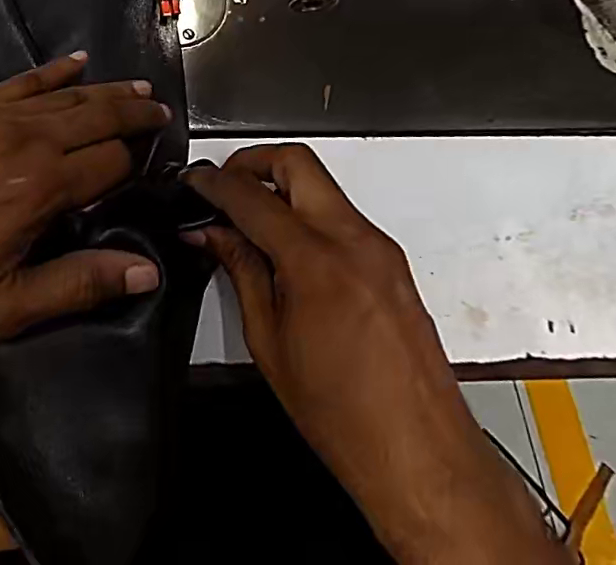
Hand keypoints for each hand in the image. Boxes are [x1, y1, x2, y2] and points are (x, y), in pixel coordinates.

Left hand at [0, 51, 170, 339]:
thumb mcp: (2, 306)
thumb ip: (78, 284)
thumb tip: (144, 272)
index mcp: (40, 188)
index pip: (111, 164)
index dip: (137, 163)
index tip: (152, 164)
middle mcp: (25, 142)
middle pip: (98, 118)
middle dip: (134, 116)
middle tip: (159, 113)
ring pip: (68, 96)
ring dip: (106, 92)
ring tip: (136, 90)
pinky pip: (22, 82)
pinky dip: (54, 72)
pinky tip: (75, 63)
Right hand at [186, 145, 564, 564]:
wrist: (418, 454)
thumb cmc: (350, 417)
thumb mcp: (269, 341)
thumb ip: (241, 270)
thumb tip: (215, 236)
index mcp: (317, 263)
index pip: (253, 196)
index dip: (214, 182)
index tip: (197, 182)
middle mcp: (356, 243)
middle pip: (297, 161)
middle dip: (252, 161)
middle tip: (224, 184)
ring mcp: (380, 247)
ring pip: (321, 183)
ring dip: (281, 187)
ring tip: (249, 220)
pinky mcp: (392, 260)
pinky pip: (341, 213)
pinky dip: (307, 213)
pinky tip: (285, 244)